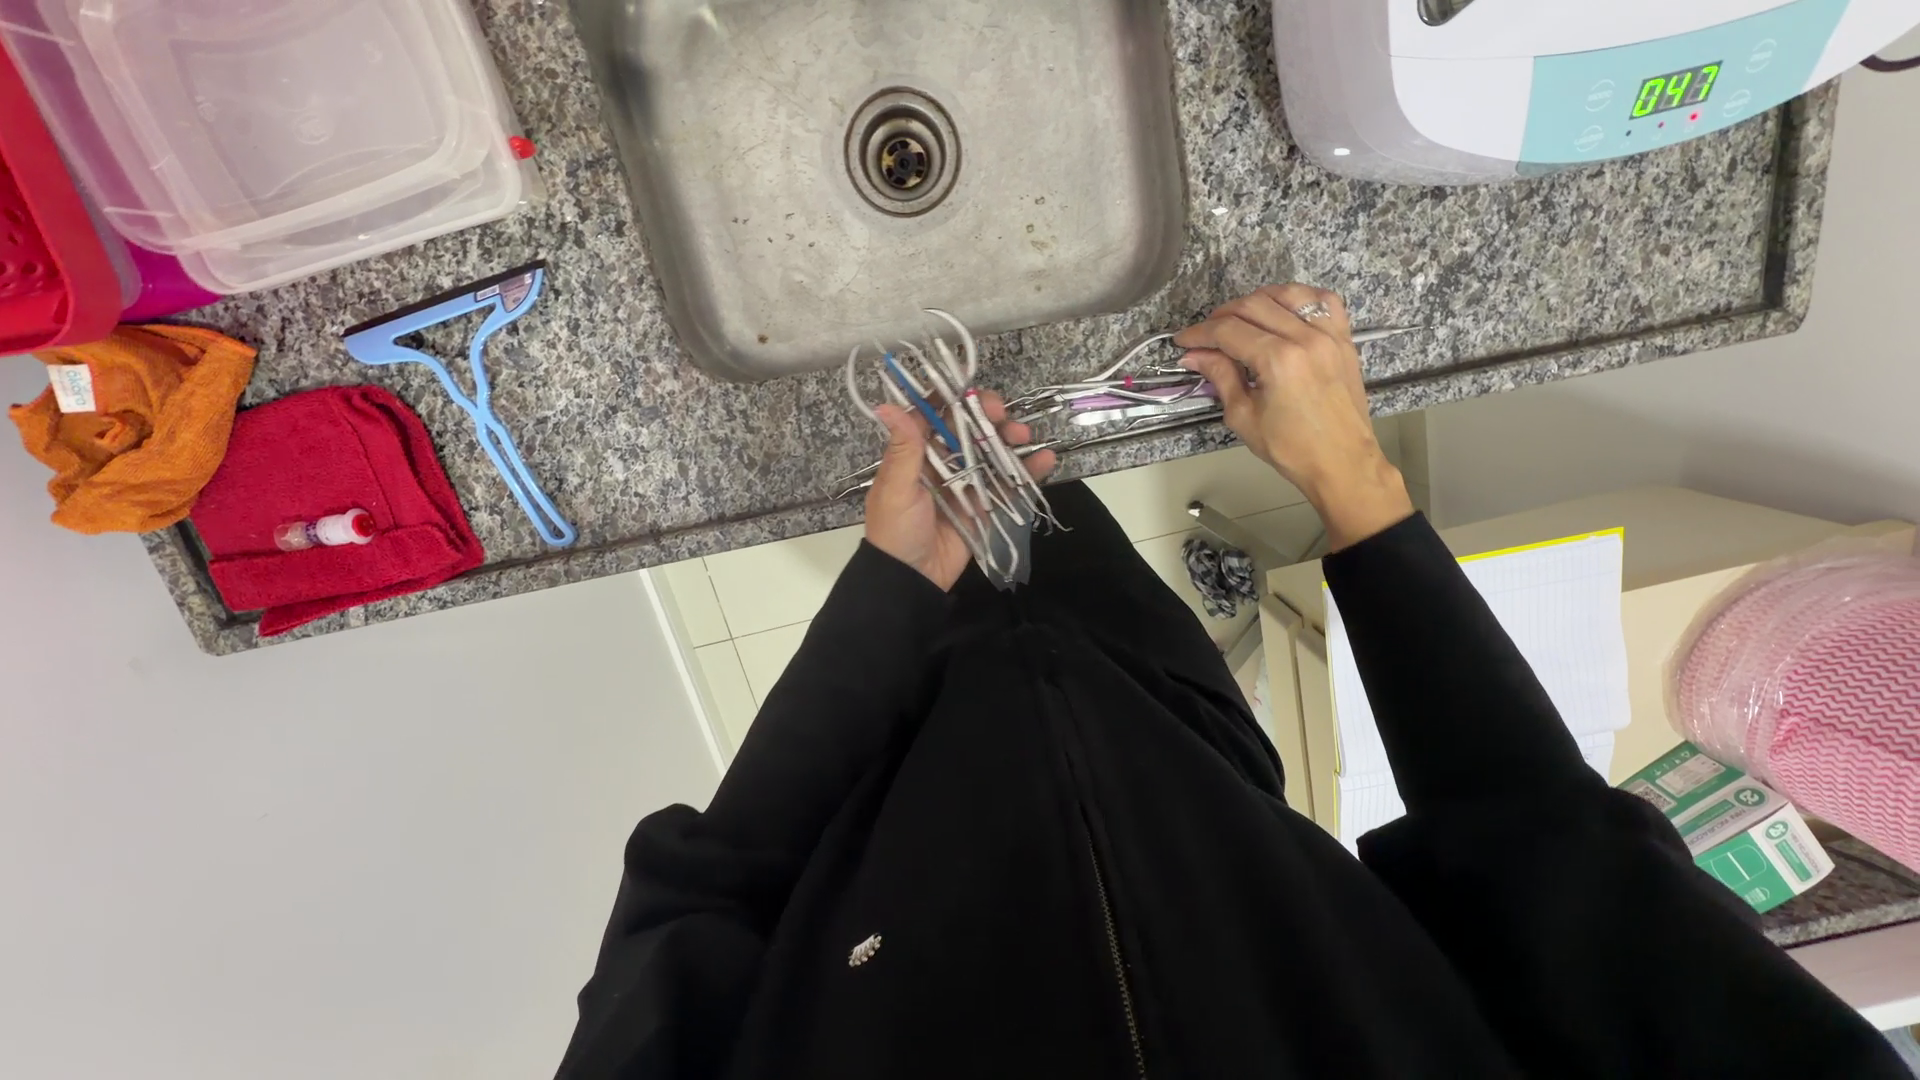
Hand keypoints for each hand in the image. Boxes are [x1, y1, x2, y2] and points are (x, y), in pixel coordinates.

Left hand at [865, 391, 1057, 589]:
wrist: (911, 579)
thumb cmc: (896, 530)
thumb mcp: (897, 487)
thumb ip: (903, 447)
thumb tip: (885, 406)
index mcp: (915, 454)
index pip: (934, 416)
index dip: (953, 400)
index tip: (972, 391)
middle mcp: (941, 463)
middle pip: (969, 430)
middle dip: (989, 418)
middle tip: (1003, 415)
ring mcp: (965, 484)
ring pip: (991, 452)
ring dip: (1010, 440)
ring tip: (1024, 435)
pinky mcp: (984, 505)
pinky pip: (1007, 484)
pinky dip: (1026, 471)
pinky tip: (1044, 459)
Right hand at [1175, 284, 1413, 551]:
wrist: (1341, 461)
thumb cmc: (1290, 448)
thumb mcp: (1243, 416)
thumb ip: (1221, 376)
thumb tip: (1195, 355)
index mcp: (1278, 360)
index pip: (1228, 331)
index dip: (1199, 333)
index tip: (1182, 341)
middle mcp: (1305, 338)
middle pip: (1253, 306)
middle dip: (1221, 316)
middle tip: (1204, 335)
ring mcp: (1329, 335)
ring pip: (1286, 295)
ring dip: (1256, 300)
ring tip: (1238, 319)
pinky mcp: (1343, 339)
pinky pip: (1322, 301)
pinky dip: (1298, 298)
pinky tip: (1281, 310)